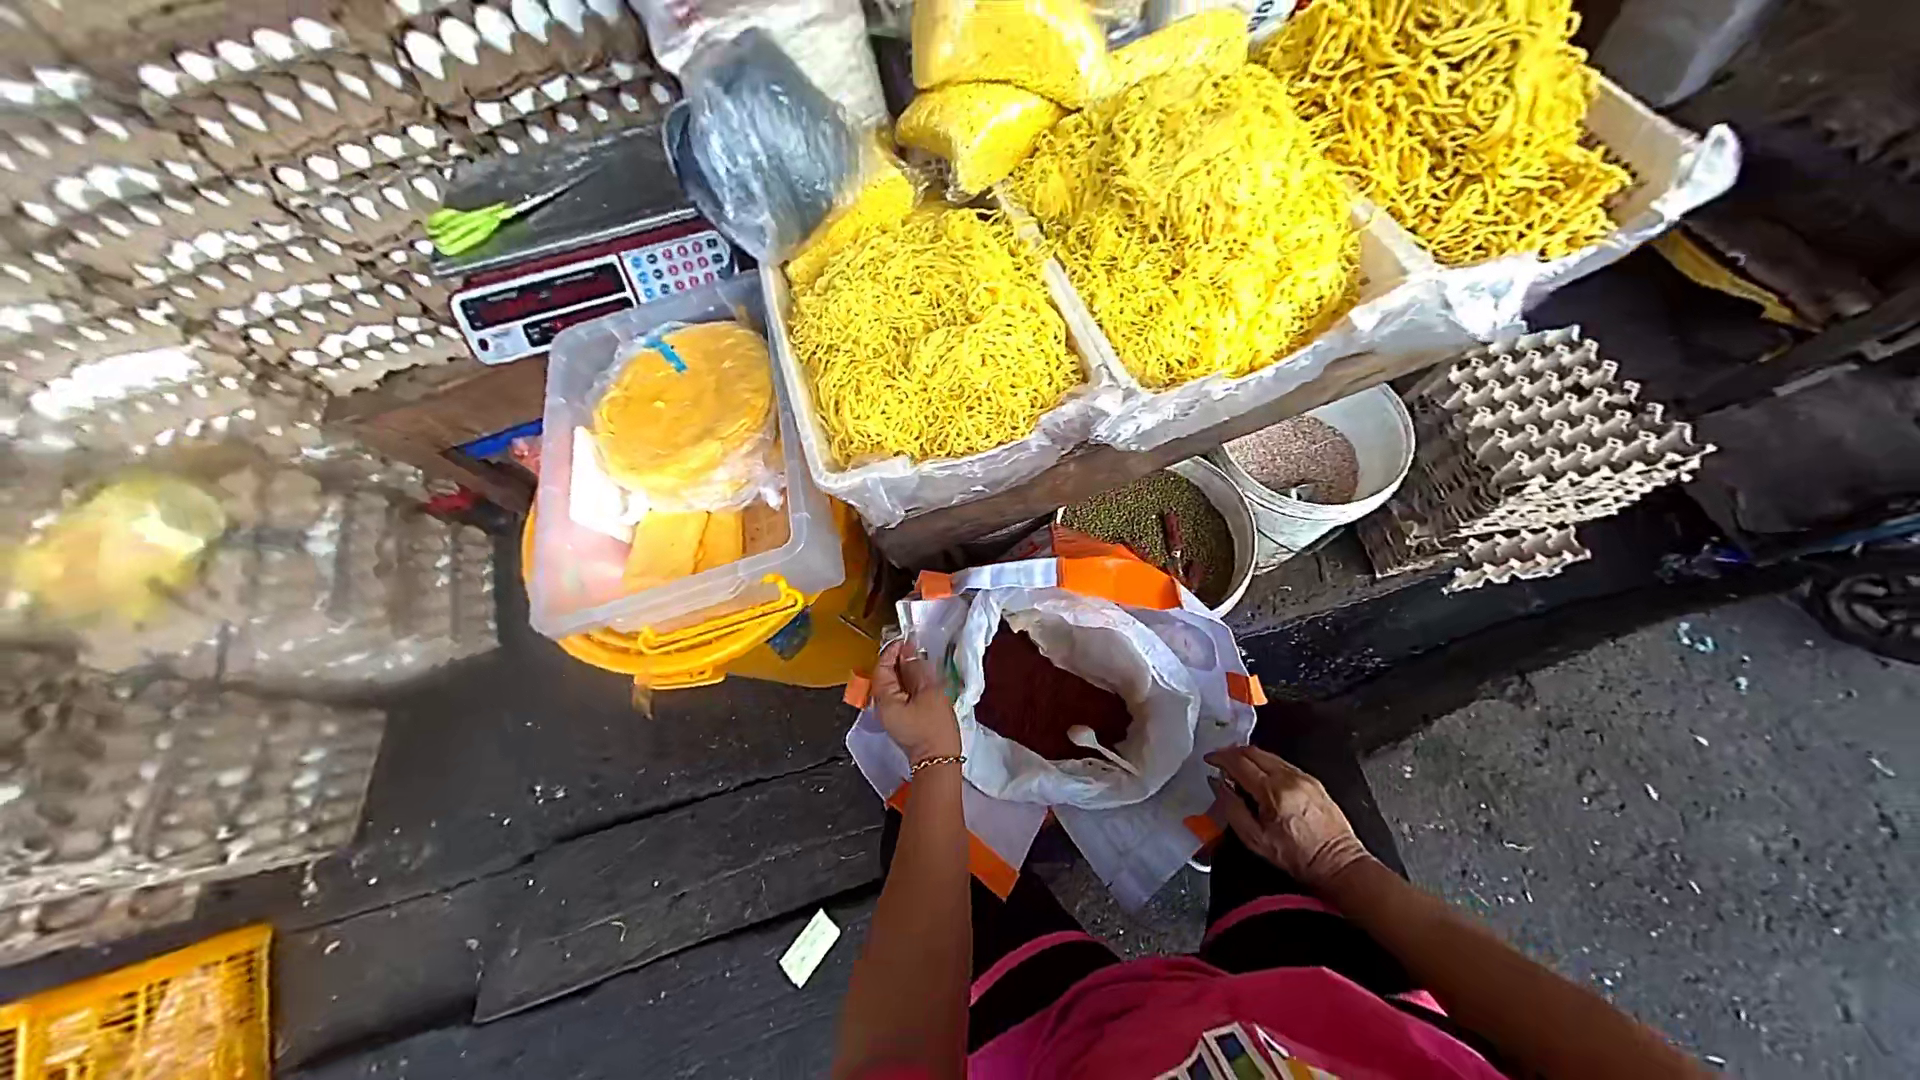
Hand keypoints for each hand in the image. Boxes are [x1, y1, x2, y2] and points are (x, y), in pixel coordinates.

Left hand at [873, 639, 959, 763]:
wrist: (940, 760)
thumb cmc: (934, 726)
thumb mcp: (928, 692)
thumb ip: (916, 669)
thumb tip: (908, 653)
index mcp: (884, 699)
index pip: (881, 667)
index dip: (892, 651)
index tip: (907, 640)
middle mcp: (882, 706)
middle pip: (885, 675)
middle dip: (898, 659)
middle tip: (915, 647)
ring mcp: (891, 714)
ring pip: (894, 684)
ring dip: (905, 670)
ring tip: (921, 659)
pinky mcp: (902, 718)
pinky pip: (901, 694)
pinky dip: (910, 682)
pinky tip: (922, 677)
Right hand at [1205, 745, 1373, 890]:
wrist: (1338, 864)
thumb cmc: (1297, 856)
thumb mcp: (1254, 839)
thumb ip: (1232, 808)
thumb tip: (1219, 785)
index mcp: (1272, 792)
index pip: (1239, 762)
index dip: (1220, 758)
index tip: (1210, 760)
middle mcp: (1289, 779)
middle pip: (1253, 752)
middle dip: (1232, 753)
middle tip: (1220, 760)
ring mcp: (1304, 777)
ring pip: (1268, 755)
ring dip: (1249, 757)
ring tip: (1237, 768)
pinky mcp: (1313, 781)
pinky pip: (1283, 763)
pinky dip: (1266, 763)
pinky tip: (1260, 775)